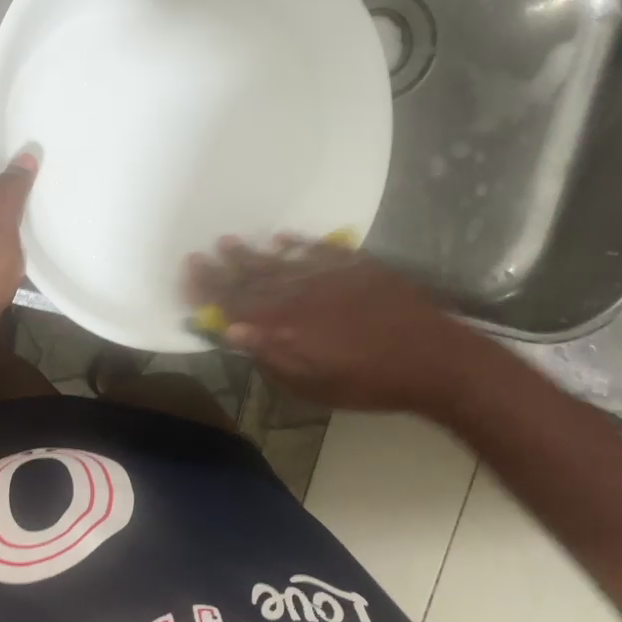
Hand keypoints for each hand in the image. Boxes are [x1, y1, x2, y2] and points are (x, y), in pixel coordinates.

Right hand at [186, 237, 488, 414]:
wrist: (434, 358)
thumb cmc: (368, 382)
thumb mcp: (311, 384)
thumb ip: (270, 355)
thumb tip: (232, 331)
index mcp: (285, 323)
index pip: (235, 302)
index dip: (209, 290)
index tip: (188, 275)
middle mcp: (301, 292)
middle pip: (252, 277)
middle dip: (222, 268)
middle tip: (197, 255)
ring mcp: (330, 275)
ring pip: (280, 260)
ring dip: (251, 253)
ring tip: (227, 241)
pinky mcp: (358, 267)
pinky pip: (318, 250)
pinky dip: (297, 244)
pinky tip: (283, 238)